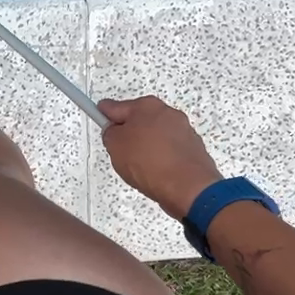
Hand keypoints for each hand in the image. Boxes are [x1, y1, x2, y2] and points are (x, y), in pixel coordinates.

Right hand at [98, 96, 223, 218]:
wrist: (188, 188)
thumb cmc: (148, 162)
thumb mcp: (114, 146)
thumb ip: (110, 133)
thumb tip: (116, 132)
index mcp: (146, 106)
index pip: (116, 106)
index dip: (104, 115)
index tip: (99, 121)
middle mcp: (168, 112)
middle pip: (139, 120)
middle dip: (129, 134)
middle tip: (120, 153)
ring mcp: (184, 130)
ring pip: (155, 136)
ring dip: (147, 147)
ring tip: (141, 169)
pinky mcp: (195, 149)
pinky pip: (170, 151)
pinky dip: (163, 159)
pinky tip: (158, 174)